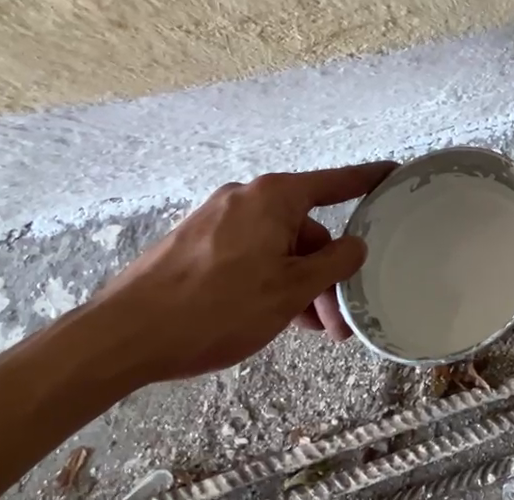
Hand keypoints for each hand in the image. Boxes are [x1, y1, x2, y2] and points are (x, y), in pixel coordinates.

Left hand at [88, 162, 393, 382]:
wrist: (118, 340)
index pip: (338, 182)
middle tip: (339, 317)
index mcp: (275, 196)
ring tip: (308, 330)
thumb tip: (355, 246)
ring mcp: (215, 221)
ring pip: (275, 247)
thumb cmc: (216, 308)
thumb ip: (335, 263)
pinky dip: (266, 280)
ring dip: (296, 283)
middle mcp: (246, 198)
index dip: (370, 180)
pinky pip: (246, 255)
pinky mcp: (191, 246)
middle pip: (305, 228)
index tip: (395, 174)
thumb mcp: (291, 289)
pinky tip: (270, 318)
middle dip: (326, 270)